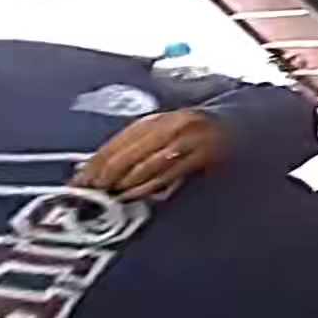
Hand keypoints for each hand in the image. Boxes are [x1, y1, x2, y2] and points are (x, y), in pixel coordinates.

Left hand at [71, 109, 225, 200]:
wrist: (240, 125)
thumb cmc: (194, 132)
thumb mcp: (161, 133)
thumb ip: (131, 147)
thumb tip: (88, 172)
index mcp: (157, 119)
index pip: (112, 147)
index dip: (90, 170)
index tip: (77, 188)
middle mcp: (173, 125)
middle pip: (125, 159)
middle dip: (105, 181)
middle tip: (92, 197)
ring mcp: (192, 139)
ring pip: (144, 169)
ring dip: (124, 187)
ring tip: (114, 198)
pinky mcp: (206, 154)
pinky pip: (168, 175)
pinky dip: (148, 188)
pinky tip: (137, 195)